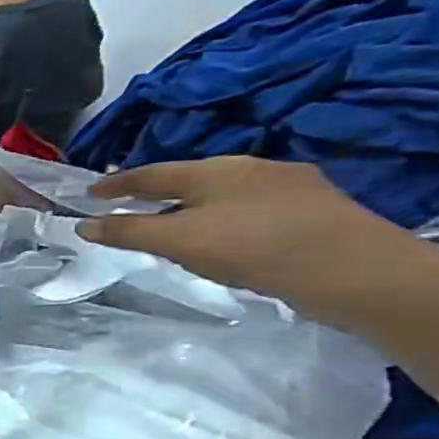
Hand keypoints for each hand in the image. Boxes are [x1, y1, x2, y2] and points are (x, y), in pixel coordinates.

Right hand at [77, 157, 412, 308]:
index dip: (116, 184)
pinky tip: (225, 234)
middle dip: (157, 192)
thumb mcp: (176, 242)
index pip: (150, 173)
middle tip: (130, 207)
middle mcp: (251, 168)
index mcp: (213, 170)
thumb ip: (126, 232)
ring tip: (174, 223)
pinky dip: (225, 217)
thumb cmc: (250, 247)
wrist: (354, 270)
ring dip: (192, 206)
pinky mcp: (314, 208)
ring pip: (223, 193)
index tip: (90, 193)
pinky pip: (252, 207)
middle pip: (189, 179)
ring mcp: (289, 186)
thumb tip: (84, 225)